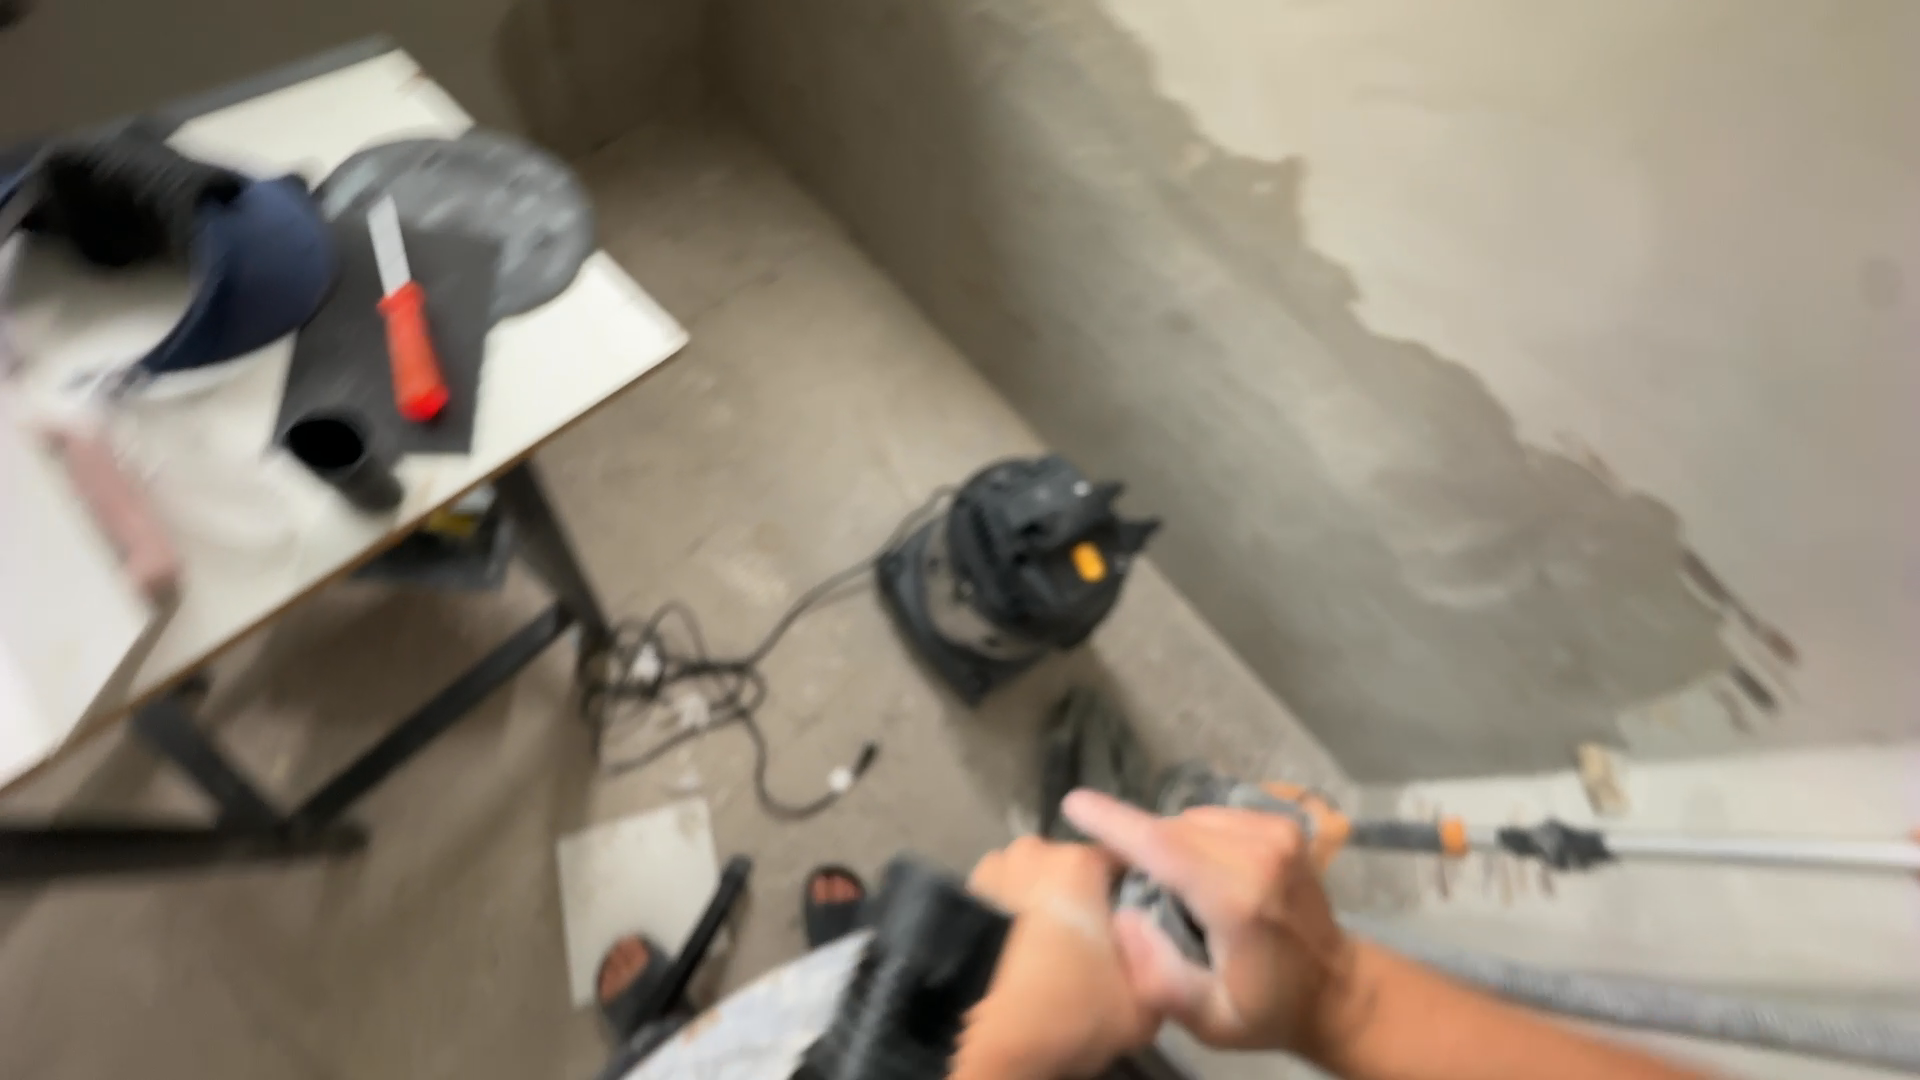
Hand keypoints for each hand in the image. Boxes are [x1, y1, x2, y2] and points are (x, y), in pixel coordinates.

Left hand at [956, 836, 1161, 1078]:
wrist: (990, 1044)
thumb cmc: (1071, 1013)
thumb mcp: (1144, 1005)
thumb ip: (1160, 963)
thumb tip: (1151, 943)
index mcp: (1079, 862)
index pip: (1119, 861)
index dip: (1129, 892)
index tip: (1131, 921)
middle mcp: (1034, 851)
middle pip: (1071, 868)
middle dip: (1081, 896)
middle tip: (1087, 942)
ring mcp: (993, 868)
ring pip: (1033, 878)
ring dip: (1042, 902)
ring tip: (1048, 948)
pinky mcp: (965, 894)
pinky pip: (1002, 895)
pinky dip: (1011, 914)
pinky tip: (1017, 949)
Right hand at [1064, 790, 1362, 1056]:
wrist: (1337, 991)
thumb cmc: (1265, 1008)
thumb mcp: (1208, 1019)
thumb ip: (1159, 977)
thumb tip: (1124, 917)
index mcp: (1240, 900)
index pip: (1162, 846)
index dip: (1114, 821)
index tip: (1074, 804)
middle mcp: (1260, 854)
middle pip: (1169, 829)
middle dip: (1139, 844)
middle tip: (1137, 885)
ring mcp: (1276, 834)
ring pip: (1189, 820)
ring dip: (1170, 843)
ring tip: (1179, 885)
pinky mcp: (1282, 824)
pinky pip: (1212, 817)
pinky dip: (1196, 836)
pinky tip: (1206, 868)